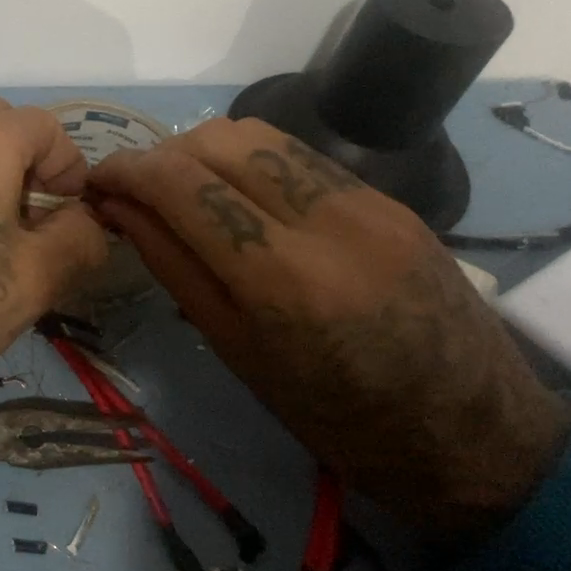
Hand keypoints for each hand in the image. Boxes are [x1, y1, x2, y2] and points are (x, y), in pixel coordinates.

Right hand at [87, 118, 570, 535]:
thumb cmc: (333, 415)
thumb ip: (169, 263)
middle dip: (161, 155)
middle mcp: (327, 222)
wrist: (474, 436)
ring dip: (203, 150)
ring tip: (188, 189)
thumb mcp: (234, 349)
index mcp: (282, 278)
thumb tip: (114, 204)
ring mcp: (366, 202)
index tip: (96, 180)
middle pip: (216, 141)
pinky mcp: (388, 198)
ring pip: (256, 134)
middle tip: (139, 191)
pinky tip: (241, 195)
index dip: (125, 169)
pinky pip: (297, 154)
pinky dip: (249, 161)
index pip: (180, 183)